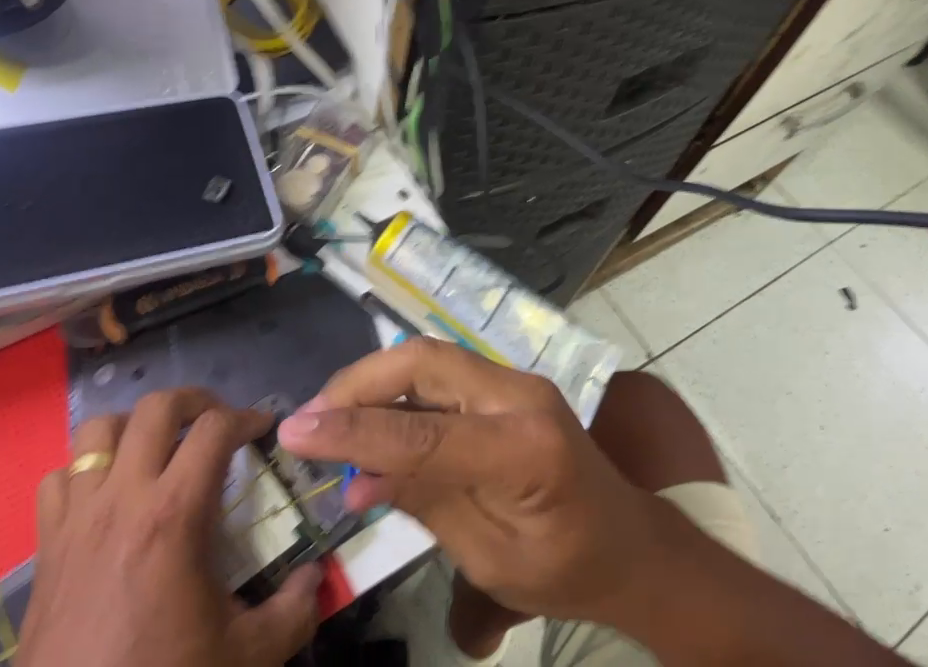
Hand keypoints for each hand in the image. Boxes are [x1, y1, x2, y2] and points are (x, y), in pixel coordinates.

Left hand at [18, 388, 321, 666]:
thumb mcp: (247, 654)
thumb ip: (294, 610)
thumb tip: (317, 578)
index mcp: (173, 514)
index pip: (213, 430)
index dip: (245, 417)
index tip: (262, 428)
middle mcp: (121, 498)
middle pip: (154, 407)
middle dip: (194, 401)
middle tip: (217, 421)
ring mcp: (76, 516)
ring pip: (97, 431)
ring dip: (134, 426)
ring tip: (158, 447)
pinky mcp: (45, 541)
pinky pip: (59, 477)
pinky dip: (84, 470)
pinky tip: (105, 494)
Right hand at [276, 340, 677, 627]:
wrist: (633, 547)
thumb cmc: (567, 569)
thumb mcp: (489, 558)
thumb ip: (423, 503)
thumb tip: (354, 479)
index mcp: (525, 448)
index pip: (422, 432)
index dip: (353, 430)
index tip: (294, 432)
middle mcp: (521, 395)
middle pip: (421, 362)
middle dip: (356, 385)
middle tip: (308, 421)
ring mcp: (516, 382)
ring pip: (426, 358)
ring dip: (372, 384)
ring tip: (328, 422)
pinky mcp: (507, 385)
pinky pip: (440, 375)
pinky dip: (397, 395)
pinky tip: (370, 426)